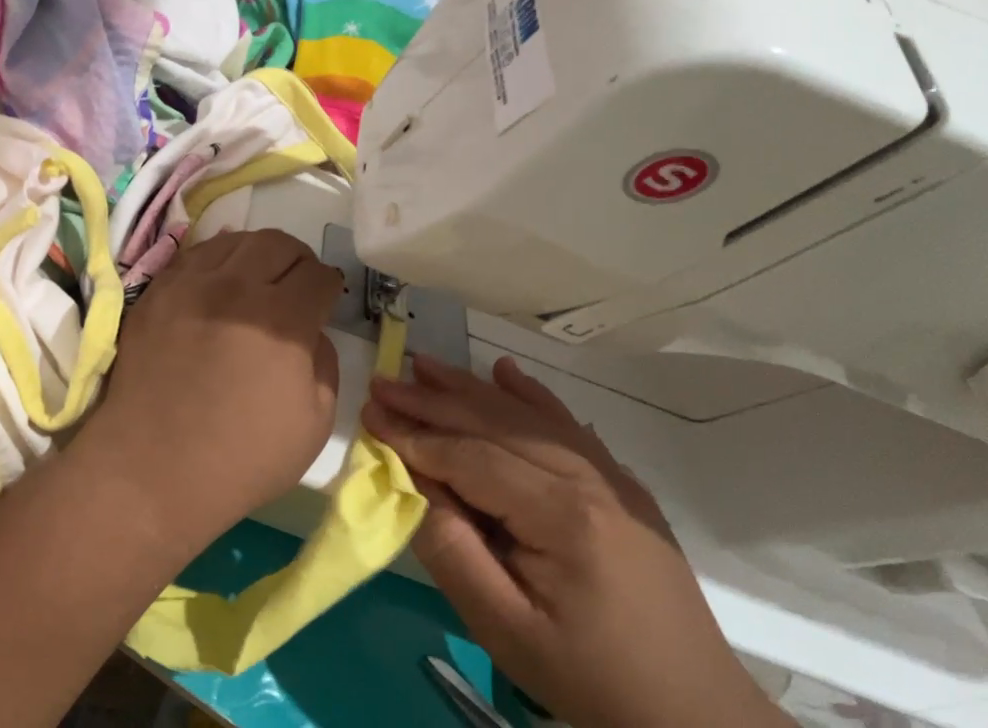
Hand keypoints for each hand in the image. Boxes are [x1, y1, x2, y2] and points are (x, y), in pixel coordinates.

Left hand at [80, 230, 342, 544]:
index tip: (326, 299)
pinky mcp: (153, 294)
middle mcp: (233, 288)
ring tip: (255, 280)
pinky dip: (213, 262)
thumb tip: (312, 330)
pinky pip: (190, 257)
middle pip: (276, 242)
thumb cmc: (242, 457)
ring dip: (254, 254)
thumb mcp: (314, 422)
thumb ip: (323, 363)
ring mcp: (187, 286)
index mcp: (281, 319)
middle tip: (295, 285)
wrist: (153, 465)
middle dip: (296, 259)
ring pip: (231, 240)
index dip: (329, 285)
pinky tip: (215, 287)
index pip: (317, 273)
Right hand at [363, 356, 790, 727]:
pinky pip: (569, 430)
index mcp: (562, 516)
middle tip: (383, 380)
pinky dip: (533, 398)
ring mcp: (614, 482)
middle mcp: (591, 483)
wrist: (690, 711)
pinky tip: (506, 373)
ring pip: (529, 419)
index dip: (414, 436)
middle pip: (497, 426)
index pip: (470, 458)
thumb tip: (408, 479)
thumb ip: (448, 545)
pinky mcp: (624, 491)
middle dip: (433, 401)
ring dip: (472, 390)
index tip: (368, 412)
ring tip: (425, 365)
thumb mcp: (500, 622)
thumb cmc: (584, 673)